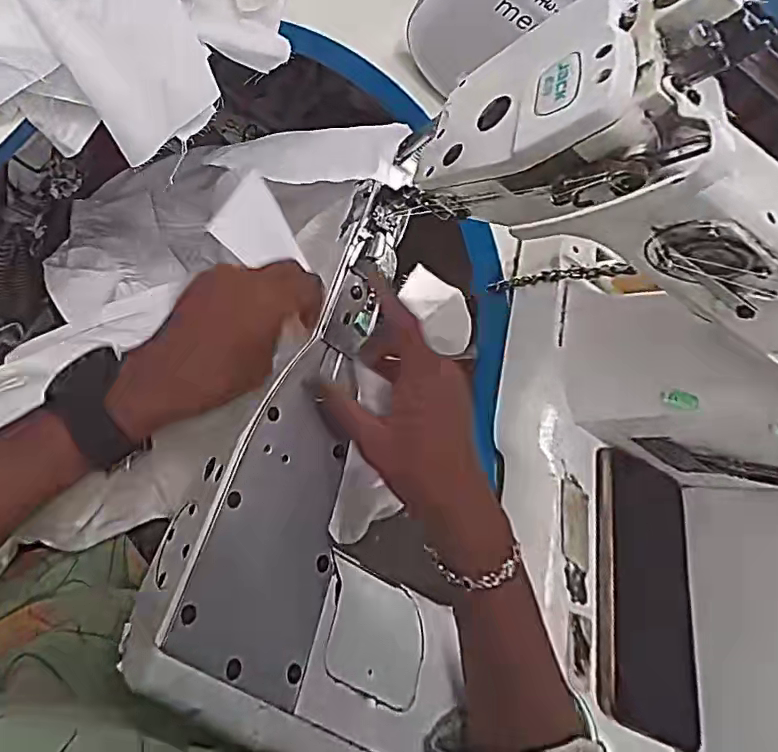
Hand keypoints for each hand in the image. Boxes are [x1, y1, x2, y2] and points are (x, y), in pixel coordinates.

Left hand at [106, 261, 323, 441]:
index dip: (315, 301)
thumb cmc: (205, 377)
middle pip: (285, 269)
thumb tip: (282, 329)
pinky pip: (231, 282)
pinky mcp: (199, 284)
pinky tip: (236, 322)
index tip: (310, 315)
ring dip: (265, 293)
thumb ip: (280, 334)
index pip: (307, 283)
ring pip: (256, 274)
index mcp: (268, 297)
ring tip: (261, 322)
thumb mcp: (263, 364)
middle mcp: (243, 280)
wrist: (161, 379)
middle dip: (294, 291)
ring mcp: (219, 278)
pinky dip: (240, 295)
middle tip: (295, 314)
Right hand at [318, 269, 510, 571]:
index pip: (405, 321)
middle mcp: (444, 373)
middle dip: (381, 340)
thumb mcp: (371, 437)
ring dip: (392, 359)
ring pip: (418, 355)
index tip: (374, 278)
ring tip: (369, 379)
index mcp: (425, 373)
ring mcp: (452, 385)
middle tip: (358, 354)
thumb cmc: (425, 472)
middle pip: (409, 337)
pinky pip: (427, 371)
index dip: (387, 295)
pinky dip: (405, 374)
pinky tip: (388, 397)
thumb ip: (341, 405)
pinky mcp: (454, 398)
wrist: (456, 500)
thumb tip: (321, 386)